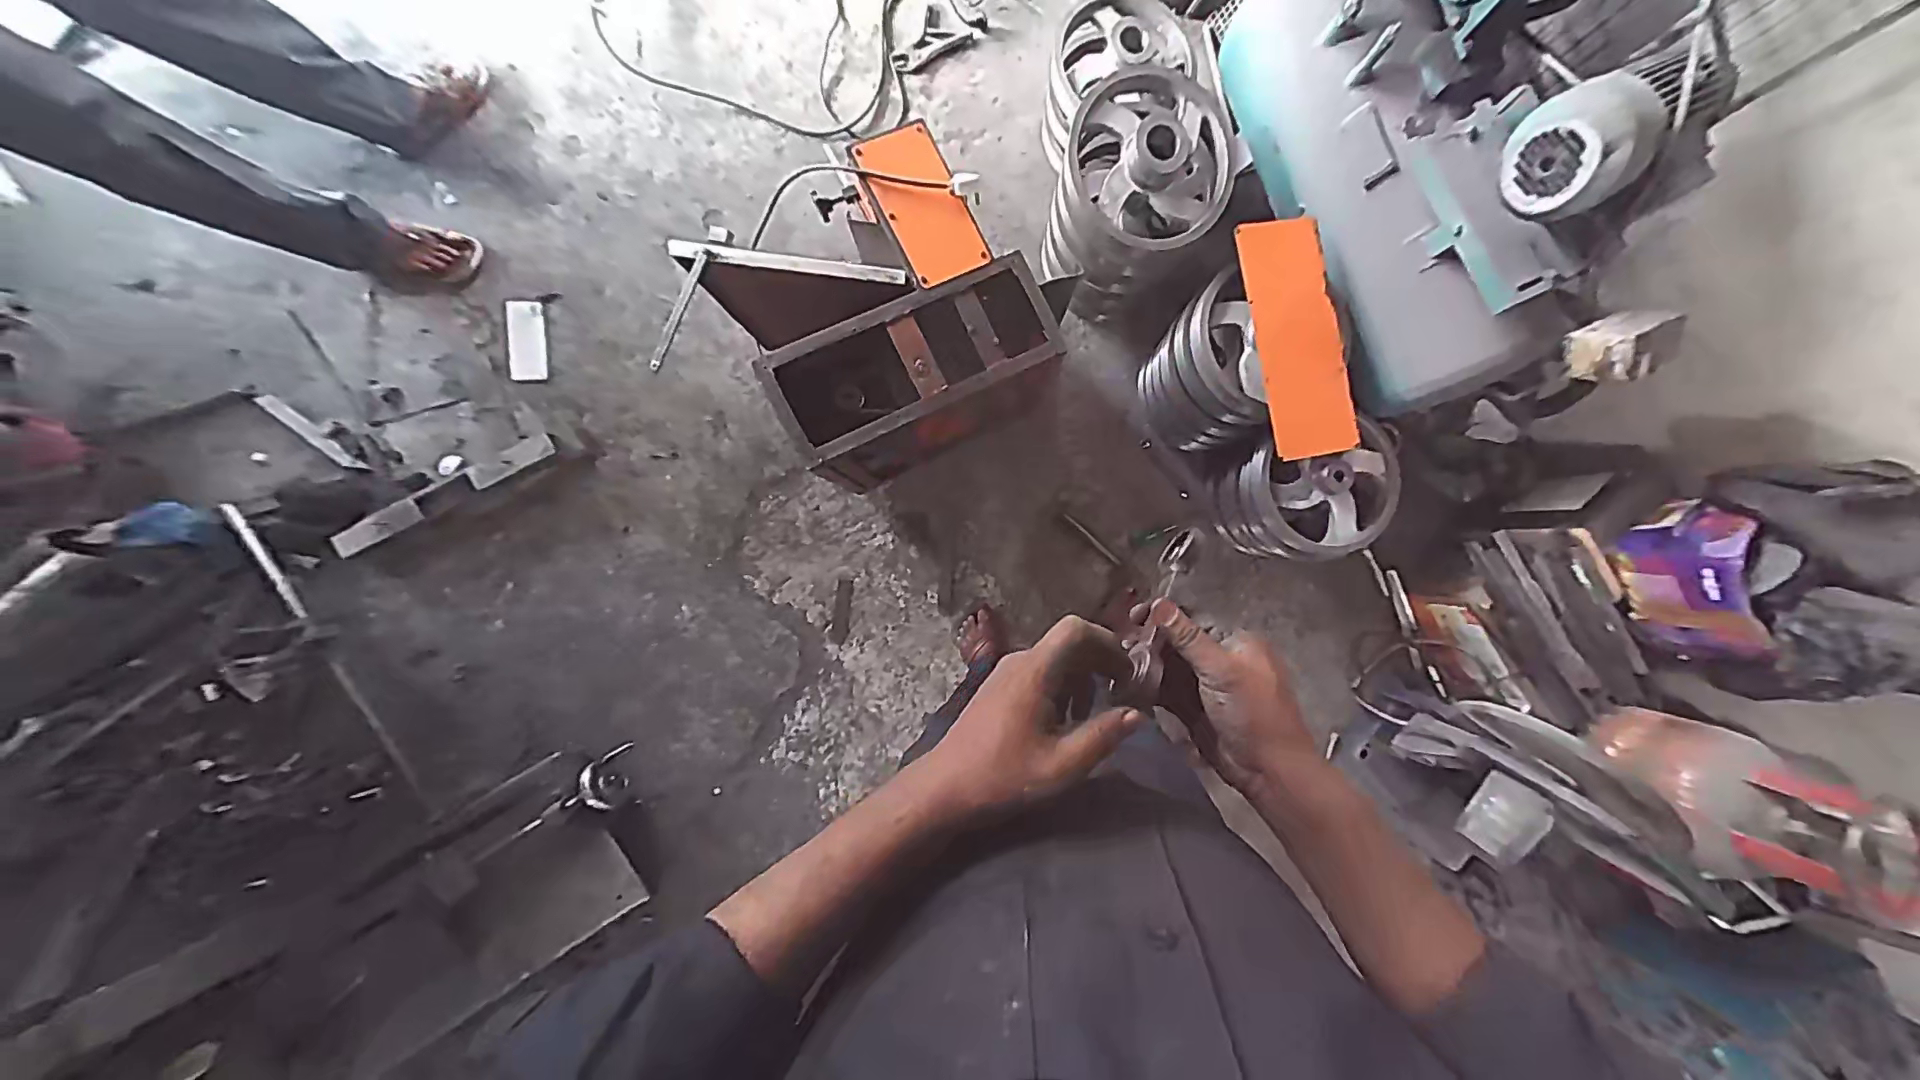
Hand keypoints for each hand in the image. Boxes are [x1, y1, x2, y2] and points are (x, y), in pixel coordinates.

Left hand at [910, 615, 1147, 818]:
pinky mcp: (999, 687)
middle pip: (1068, 642)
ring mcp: (1005, 672)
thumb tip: (1137, 715)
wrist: (945, 786)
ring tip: (1093, 714)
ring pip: (1054, 658)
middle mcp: (1019, 661)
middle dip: (1100, 662)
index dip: (1108, 643)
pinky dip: (1061, 686)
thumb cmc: (1003, 776)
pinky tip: (1064, 721)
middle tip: (1121, 693)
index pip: (1076, 629)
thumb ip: (1102, 736)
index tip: (1128, 673)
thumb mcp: (1062, 765)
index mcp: (1034, 670)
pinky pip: (1039, 672)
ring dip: (1081, 677)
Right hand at [1134, 598, 1315, 792]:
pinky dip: (1150, 686)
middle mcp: (1221, 660)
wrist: (1268, 770)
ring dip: (1147, 663)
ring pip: (1170, 666)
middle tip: (1120, 641)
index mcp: (1236, 642)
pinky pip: (1167, 690)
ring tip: (1119, 660)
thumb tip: (1160, 603)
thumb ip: (1188, 637)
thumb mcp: (1221, 669)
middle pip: (1178, 643)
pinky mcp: (1194, 708)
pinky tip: (1129, 681)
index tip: (1133, 616)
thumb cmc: (1252, 712)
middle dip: (1150, 641)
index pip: (1193, 619)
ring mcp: (1206, 686)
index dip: (1162, 617)